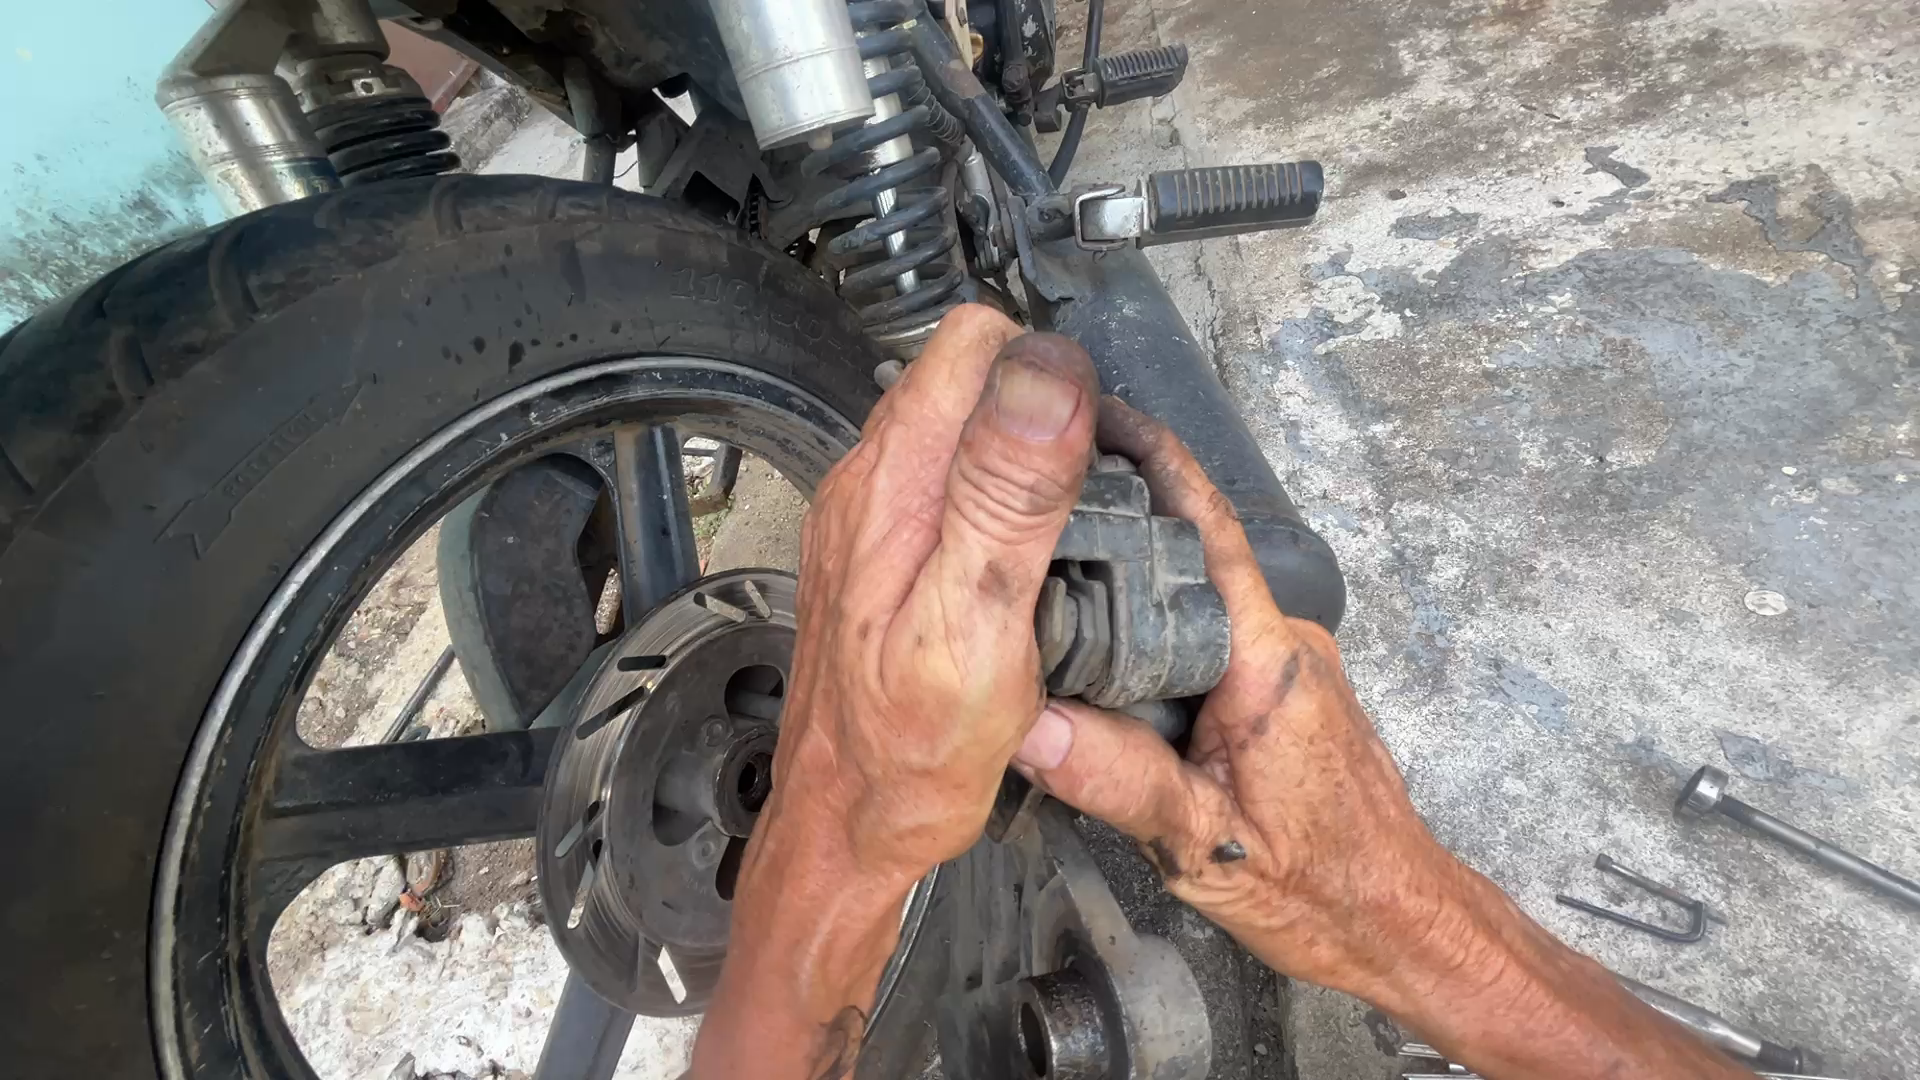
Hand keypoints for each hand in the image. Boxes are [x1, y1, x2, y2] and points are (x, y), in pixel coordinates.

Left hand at [693, 306, 1099, 1078]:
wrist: (851, 816)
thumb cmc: (910, 743)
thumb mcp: (975, 617)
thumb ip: (1007, 492)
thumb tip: (1045, 374)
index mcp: (891, 481)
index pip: (971, 346)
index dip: (1045, 373)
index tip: (1083, 448)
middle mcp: (869, 482)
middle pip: (967, 378)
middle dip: (1039, 412)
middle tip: (1080, 499)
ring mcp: (871, 515)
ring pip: (961, 427)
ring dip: (1021, 456)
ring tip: (1057, 528)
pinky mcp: (881, 549)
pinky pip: (948, 482)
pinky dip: (995, 495)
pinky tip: (1018, 554)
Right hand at [1009, 395, 1462, 1003]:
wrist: (1399, 921)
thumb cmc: (1319, 888)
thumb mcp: (1201, 845)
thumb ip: (1116, 781)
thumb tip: (1025, 724)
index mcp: (1266, 662)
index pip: (1211, 536)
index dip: (1161, 465)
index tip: (1103, 416)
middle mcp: (1281, 640)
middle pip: (1194, 555)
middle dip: (1123, 512)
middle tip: (1039, 494)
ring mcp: (1284, 657)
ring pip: (1196, 595)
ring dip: (1133, 573)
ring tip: (1050, 566)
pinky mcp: (1278, 680)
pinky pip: (1207, 627)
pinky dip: (1155, 619)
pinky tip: (1103, 644)